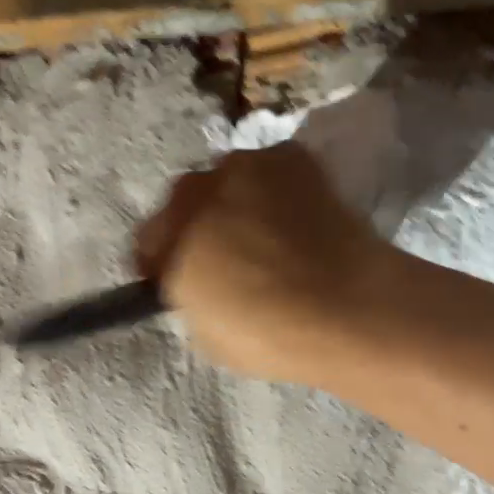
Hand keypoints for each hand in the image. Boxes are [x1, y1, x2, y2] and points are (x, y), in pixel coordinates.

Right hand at [136, 142, 397, 387]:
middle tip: (218, 257)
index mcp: (168, 236)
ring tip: (259, 235)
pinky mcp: (294, 158)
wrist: (345, 307)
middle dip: (195, 224)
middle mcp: (197, 189)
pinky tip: (291, 218)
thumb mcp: (203, 331)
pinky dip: (274, 189)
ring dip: (234, 202)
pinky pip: (270, 170)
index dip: (159, 261)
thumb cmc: (265, 335)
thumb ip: (187, 294)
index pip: (148, 240)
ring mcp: (246, 166)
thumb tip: (194, 281)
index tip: (173, 280)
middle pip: (185, 202)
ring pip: (228, 181)